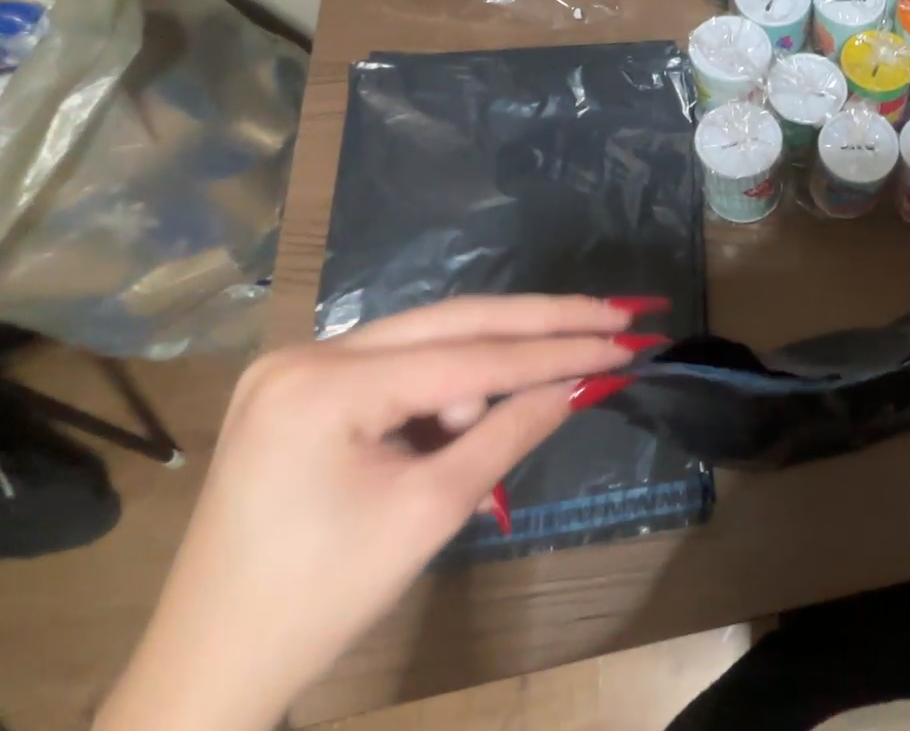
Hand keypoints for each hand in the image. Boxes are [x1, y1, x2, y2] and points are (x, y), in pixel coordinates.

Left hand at [95, 295, 649, 730]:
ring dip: (490, 367)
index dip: (561, 351)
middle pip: (454, 322)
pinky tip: (462, 427)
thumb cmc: (326, 591)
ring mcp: (298, 368)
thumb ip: (513, 429)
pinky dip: (451, 387)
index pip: (475, 356)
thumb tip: (585, 382)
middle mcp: (307, 355)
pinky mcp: (303, 389)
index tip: (628, 341)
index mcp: (326, 386)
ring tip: (508, 424)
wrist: (215, 659)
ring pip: (431, 341)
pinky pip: (403, 367)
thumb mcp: (435, 507)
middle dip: (542, 321)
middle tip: (617, 316)